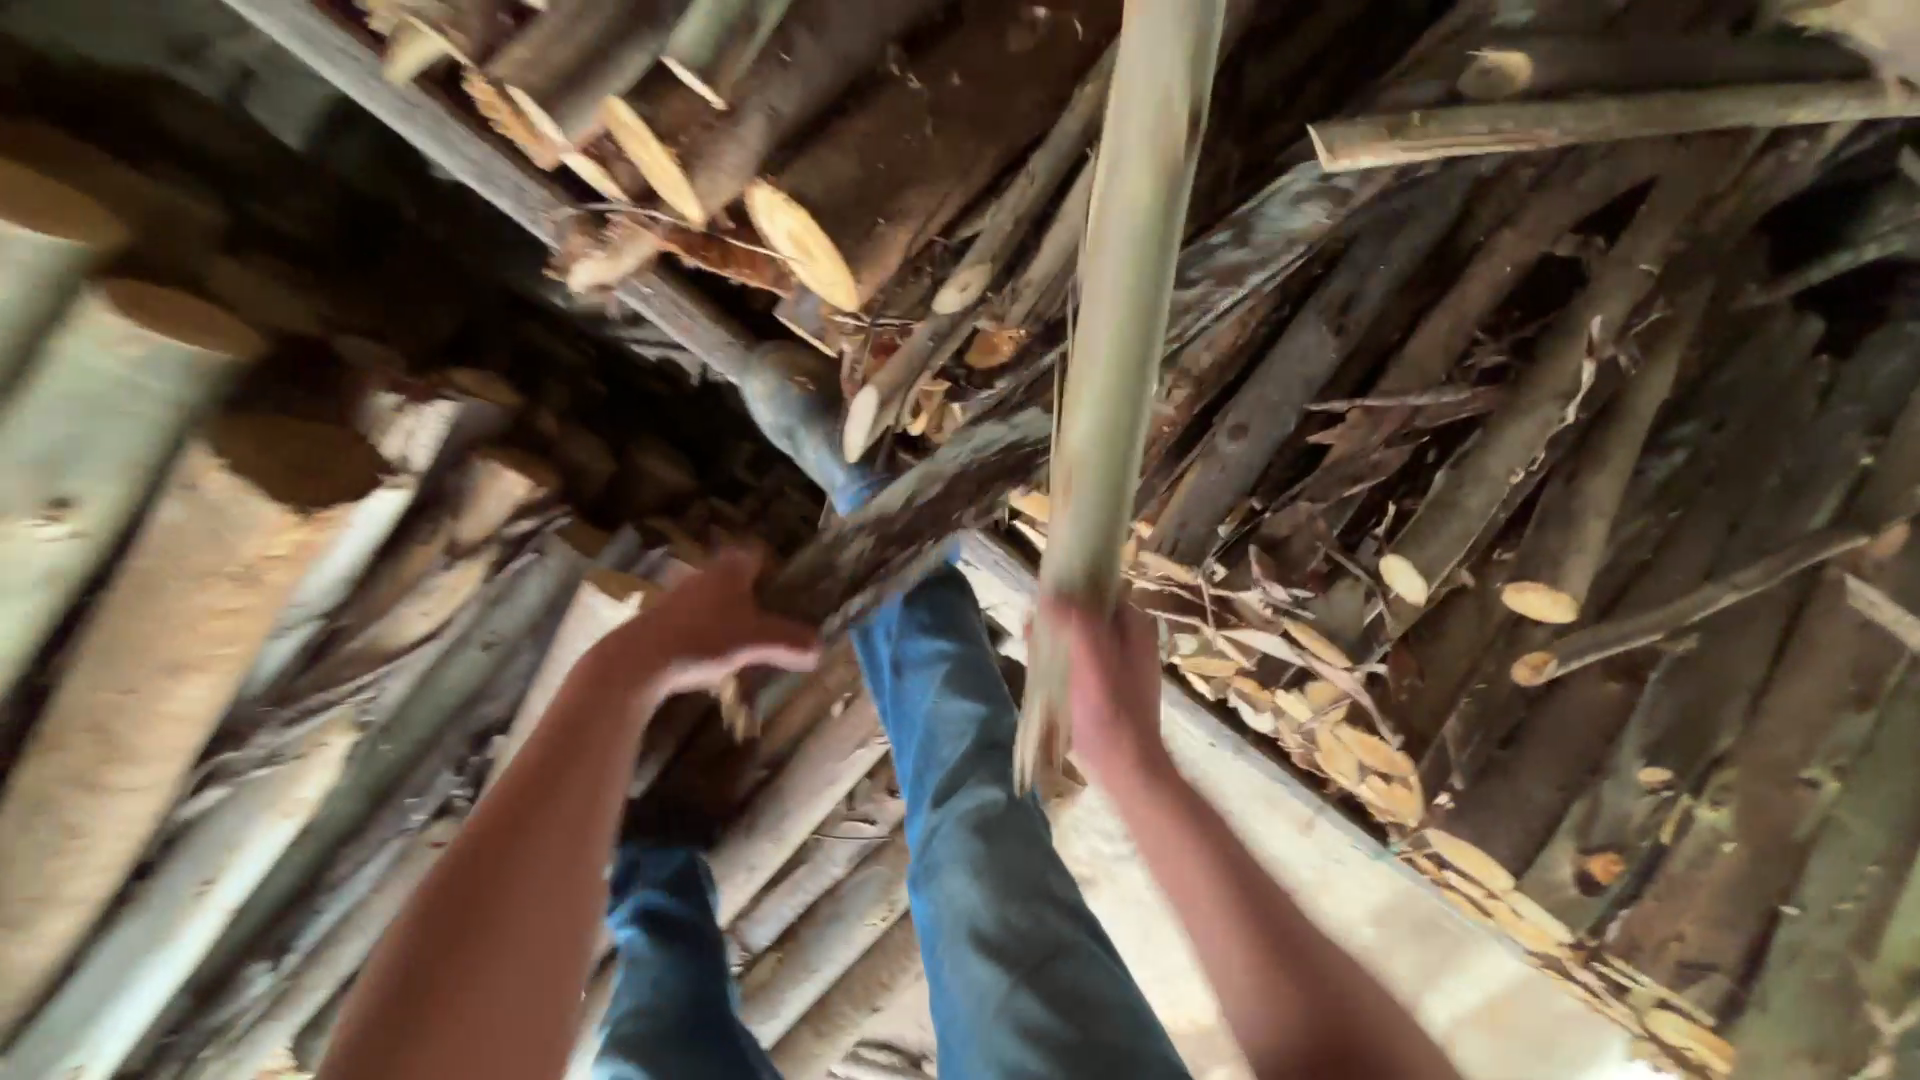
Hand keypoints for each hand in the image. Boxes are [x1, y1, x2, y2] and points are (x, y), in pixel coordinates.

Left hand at [589, 547, 820, 701]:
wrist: (639, 661)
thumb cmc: (705, 639)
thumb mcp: (756, 641)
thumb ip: (789, 641)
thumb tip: (820, 649)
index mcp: (730, 569)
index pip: (757, 554)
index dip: (774, 567)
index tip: (787, 588)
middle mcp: (704, 574)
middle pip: (735, 577)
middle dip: (752, 595)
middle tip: (772, 618)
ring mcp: (678, 597)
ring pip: (713, 599)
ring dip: (728, 616)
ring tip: (744, 642)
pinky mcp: (660, 621)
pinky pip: (693, 620)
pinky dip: (706, 633)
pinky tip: (711, 657)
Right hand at [1040, 594, 1172, 783]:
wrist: (1124, 765)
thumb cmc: (1110, 709)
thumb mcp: (1092, 657)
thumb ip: (1076, 620)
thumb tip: (1051, 591)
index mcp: (1135, 627)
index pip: (1101, 589)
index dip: (1072, 588)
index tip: (1044, 594)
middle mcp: (1129, 640)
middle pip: (1087, 613)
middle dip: (1058, 615)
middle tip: (1032, 623)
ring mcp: (1116, 665)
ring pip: (1079, 638)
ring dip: (1054, 637)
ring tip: (1029, 640)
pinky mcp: (1102, 687)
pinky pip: (1077, 662)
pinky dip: (1058, 659)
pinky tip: (1038, 665)